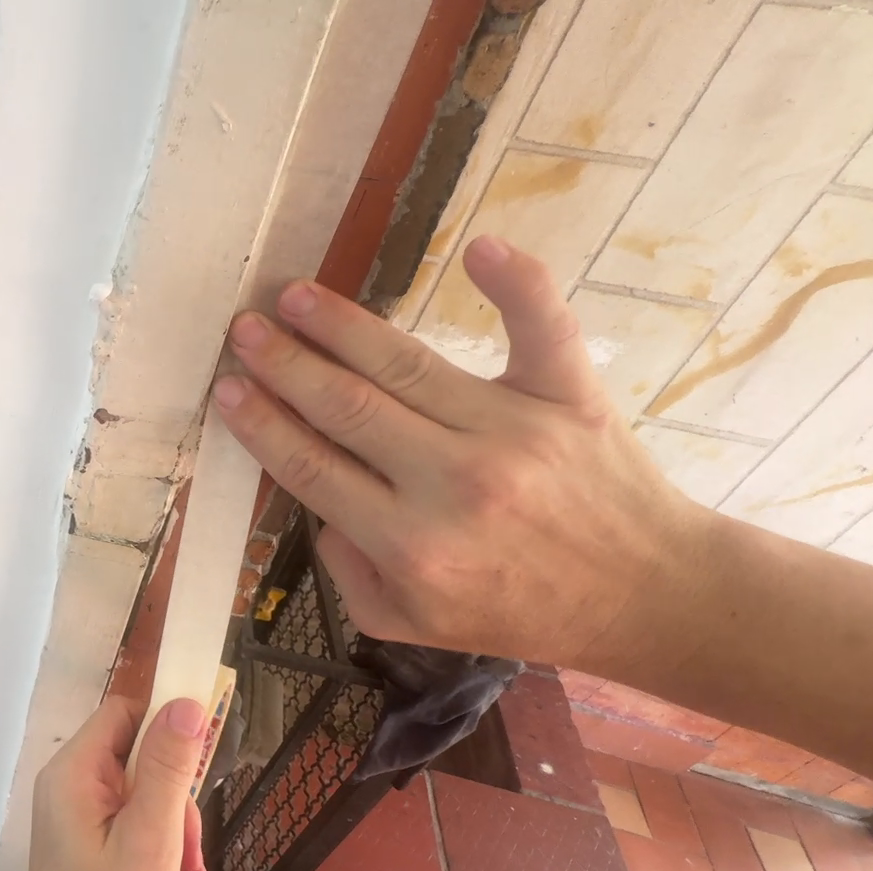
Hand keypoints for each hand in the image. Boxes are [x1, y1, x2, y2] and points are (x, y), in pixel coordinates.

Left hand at [9, 696, 210, 870]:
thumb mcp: (150, 839)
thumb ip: (168, 769)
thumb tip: (188, 703)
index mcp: (74, 771)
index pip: (124, 712)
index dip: (165, 722)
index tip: (204, 755)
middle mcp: (68, 781)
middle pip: (137, 753)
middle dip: (175, 792)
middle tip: (193, 844)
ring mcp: (75, 810)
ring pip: (140, 788)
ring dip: (173, 824)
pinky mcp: (84, 835)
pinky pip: (130, 817)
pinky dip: (159, 840)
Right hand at [212, 235, 711, 671]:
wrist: (646, 598)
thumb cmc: (511, 611)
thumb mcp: (401, 622)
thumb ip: (343, 570)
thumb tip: (319, 506)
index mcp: (406, 542)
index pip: (311, 468)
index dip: (262, 424)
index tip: (227, 390)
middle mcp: (451, 482)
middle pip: (346, 408)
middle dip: (284, 365)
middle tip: (243, 329)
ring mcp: (512, 432)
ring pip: (407, 365)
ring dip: (342, 326)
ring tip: (294, 295)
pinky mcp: (569, 399)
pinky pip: (540, 331)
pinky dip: (517, 285)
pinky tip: (478, 247)